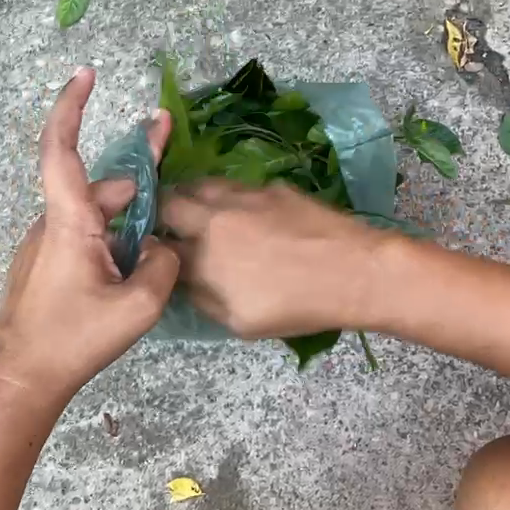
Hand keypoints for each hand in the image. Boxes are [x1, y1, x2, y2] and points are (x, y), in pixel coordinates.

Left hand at [0, 68, 177, 400]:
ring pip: (96, 217)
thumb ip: (163, 264)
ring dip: (129, 225)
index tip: (86, 75)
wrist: (24, 378)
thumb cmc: (77, 338)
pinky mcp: (46, 266)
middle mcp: (52, 224)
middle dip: (139, 186)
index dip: (72, 107)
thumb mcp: (140, 304)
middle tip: (171, 174)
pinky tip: (133, 274)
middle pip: (101, 189)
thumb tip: (161, 247)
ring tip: (157, 258)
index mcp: (70, 222)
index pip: (62, 149)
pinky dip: (113, 242)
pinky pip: (86, 238)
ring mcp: (45, 246)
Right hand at [160, 180, 394, 338]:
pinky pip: (235, 185)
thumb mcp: (241, 323)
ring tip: (198, 211)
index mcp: (203, 259)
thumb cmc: (298, 306)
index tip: (157, 255)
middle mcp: (215, 220)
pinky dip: (225, 195)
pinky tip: (239, 210)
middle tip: (169, 225)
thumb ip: (204, 300)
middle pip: (169, 203)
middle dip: (161, 213)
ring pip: (199, 185)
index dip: (154, 251)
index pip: (160, 249)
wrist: (355, 271)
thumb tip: (185, 282)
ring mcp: (244, 198)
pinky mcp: (272, 188)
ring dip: (190, 196)